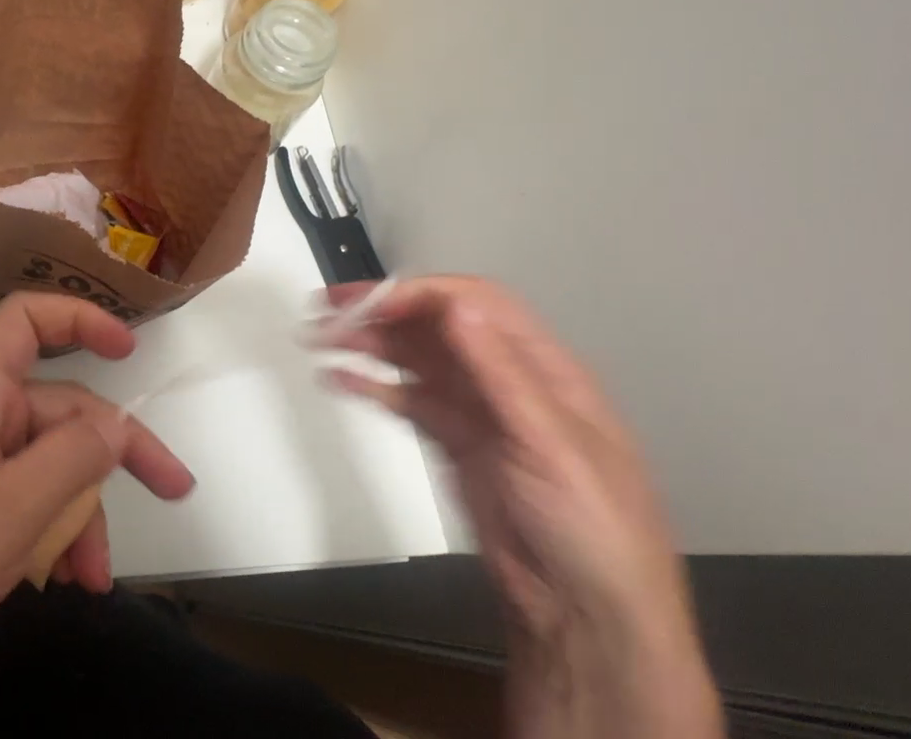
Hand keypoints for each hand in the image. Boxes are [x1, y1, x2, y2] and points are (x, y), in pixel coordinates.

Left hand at [0, 291, 195, 669]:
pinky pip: (31, 495)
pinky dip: (56, 530)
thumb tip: (121, 423)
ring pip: (53, 462)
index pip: (24, 322)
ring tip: (94, 574)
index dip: (78, 319)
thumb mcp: (6, 515)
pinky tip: (68, 577)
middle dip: (114, 454)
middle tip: (173, 489)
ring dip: (83, 513)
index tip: (129, 350)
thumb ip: (70, 462)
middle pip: (61, 409)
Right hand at [317, 276, 722, 738]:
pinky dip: (372, 386)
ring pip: (415, 361)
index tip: (366, 304)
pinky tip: (339, 379)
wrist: (586, 614)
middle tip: (324, 311)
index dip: (418, 296)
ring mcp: (477, 413)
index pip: (474, 306)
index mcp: (542, 369)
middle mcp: (505, 381)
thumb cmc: (592, 526)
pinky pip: (407, 401)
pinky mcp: (453, 443)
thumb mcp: (551, 444)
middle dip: (380, 313)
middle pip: (435, 328)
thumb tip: (457, 306)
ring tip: (318, 340)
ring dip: (368, 344)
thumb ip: (501, 373)